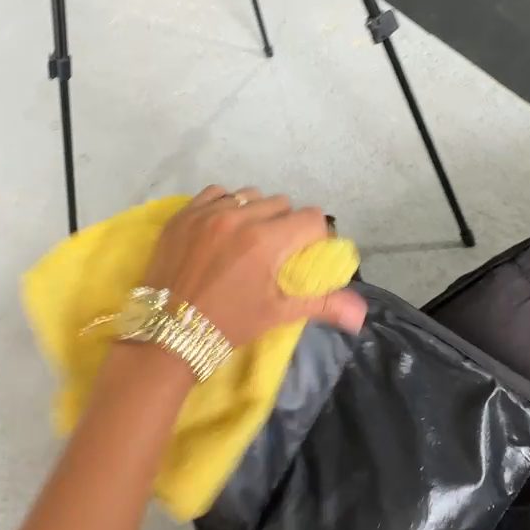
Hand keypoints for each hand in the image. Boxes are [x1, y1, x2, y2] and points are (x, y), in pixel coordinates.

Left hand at [143, 186, 366, 346]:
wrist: (167, 335)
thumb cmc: (229, 326)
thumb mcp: (278, 313)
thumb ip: (322, 304)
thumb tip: (361, 315)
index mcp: (267, 242)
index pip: (311, 219)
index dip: (316, 236)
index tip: (308, 253)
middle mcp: (239, 218)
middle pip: (282, 204)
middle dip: (287, 224)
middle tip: (277, 251)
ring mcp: (207, 213)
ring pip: (250, 195)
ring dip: (256, 212)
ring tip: (248, 238)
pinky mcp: (183, 215)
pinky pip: (215, 193)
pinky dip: (225, 205)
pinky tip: (223, 227)